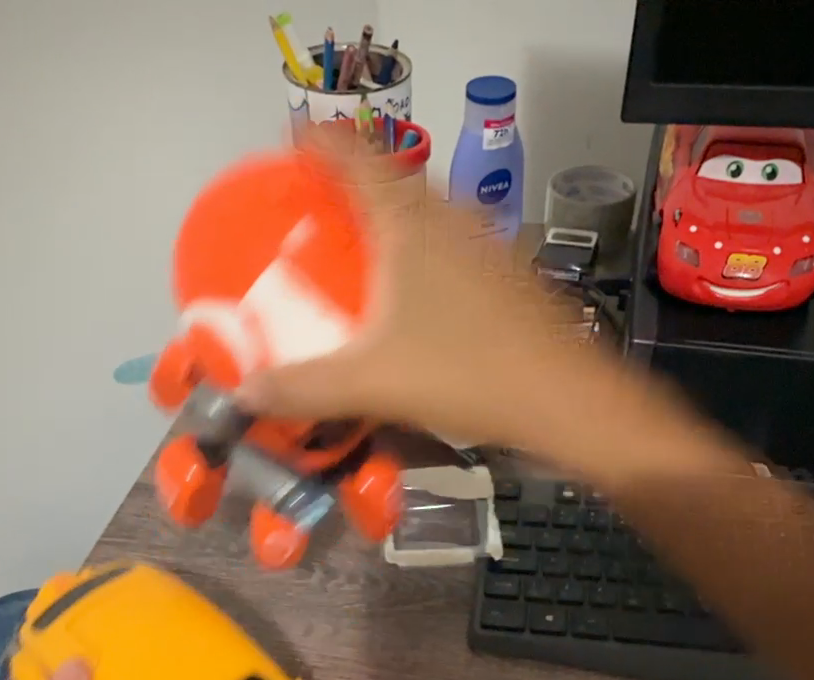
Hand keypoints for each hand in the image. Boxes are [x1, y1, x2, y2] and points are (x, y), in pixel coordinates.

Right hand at [233, 151, 599, 443]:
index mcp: (410, 224)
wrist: (565, 400)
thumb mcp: (372, 383)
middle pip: (395, 180)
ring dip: (396, 224)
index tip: (298, 147)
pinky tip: (422, 302)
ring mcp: (489, 247)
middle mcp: (453, 221)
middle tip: (324, 211)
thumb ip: (304, 387)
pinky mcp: (513, 278)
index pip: (356, 156)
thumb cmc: (471, 375)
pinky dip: (430, 258)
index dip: (322, 145)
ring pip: (432, 215)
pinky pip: (459, 249)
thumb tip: (248, 394)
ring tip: (367, 255)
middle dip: (356, 188)